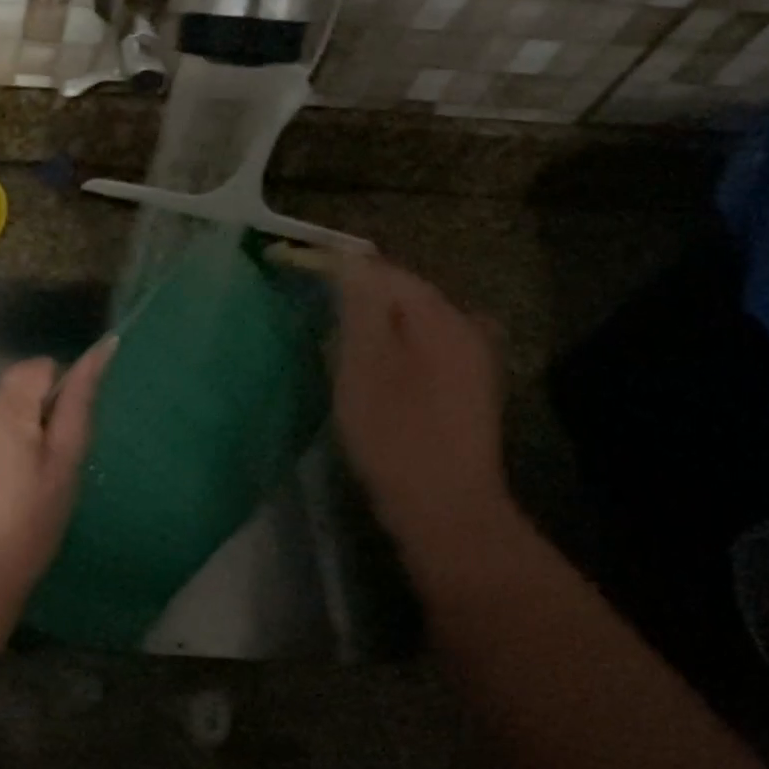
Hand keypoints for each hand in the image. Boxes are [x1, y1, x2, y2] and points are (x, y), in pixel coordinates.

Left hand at [0, 338, 117, 610]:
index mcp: (2, 406)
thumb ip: (78, 404)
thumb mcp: (62, 468)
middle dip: (29, 418)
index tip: (59, 439)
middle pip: (11, 391)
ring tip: (10, 486)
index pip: (39, 367)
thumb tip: (102, 349)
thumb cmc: (25, 528)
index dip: (57, 396)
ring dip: (4, 433)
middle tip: (39, 472)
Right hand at [332, 254, 511, 546]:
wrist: (444, 508)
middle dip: (360, 292)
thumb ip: (361, 307)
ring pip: (414, 323)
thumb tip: (352, 260)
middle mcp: (466, 330)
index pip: (386, 272)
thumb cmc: (395, 434)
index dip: (340, 267)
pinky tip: (373, 365)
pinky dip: (393, 345)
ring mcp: (471, 363)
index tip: (296, 267)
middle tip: (311, 299)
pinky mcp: (465, 392)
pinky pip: (423, 348)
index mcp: (441, 319)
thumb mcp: (365, 365)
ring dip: (376, 320)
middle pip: (405, 294)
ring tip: (336, 330)